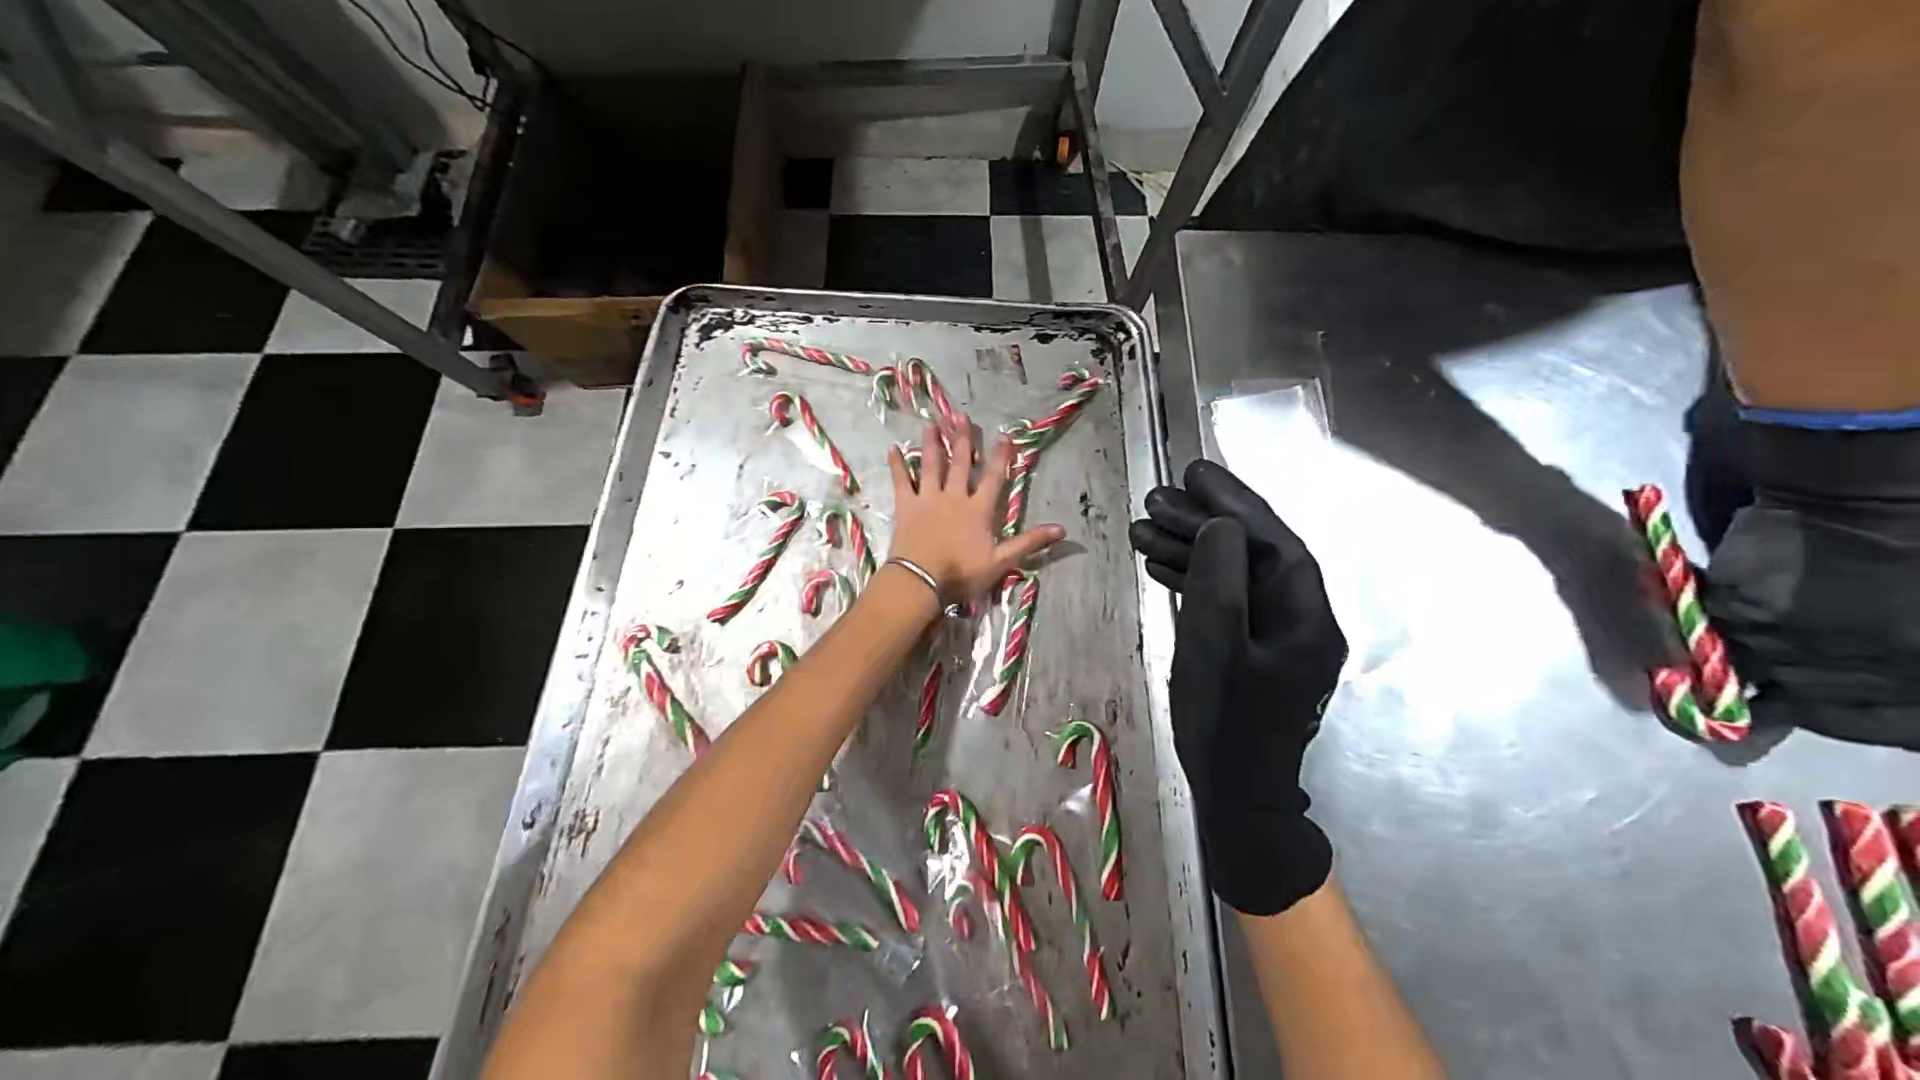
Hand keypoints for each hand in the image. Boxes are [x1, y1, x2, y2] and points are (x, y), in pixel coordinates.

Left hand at [888, 418, 1064, 604]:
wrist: (921, 580)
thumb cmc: (962, 573)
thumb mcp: (1001, 561)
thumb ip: (1030, 542)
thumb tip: (1062, 529)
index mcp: (979, 510)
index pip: (994, 478)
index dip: (1001, 456)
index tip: (1005, 435)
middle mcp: (954, 497)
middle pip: (961, 463)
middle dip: (963, 439)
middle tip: (961, 416)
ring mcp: (928, 498)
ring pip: (932, 465)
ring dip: (932, 444)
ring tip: (931, 424)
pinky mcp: (906, 506)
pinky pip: (901, 480)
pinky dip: (896, 464)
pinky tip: (892, 448)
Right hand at [1129, 460, 1346, 914]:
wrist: (1236, 797)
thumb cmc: (1227, 727)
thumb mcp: (1216, 650)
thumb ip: (1218, 582)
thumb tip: (1219, 523)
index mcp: (1307, 618)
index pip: (1274, 542)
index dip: (1235, 502)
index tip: (1195, 472)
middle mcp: (1300, 620)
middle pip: (1254, 554)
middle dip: (1206, 521)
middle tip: (1158, 496)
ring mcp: (1276, 638)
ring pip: (1235, 577)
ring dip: (1192, 550)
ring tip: (1144, 528)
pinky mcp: (1253, 654)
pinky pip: (1226, 604)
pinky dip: (1194, 582)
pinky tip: (1159, 567)